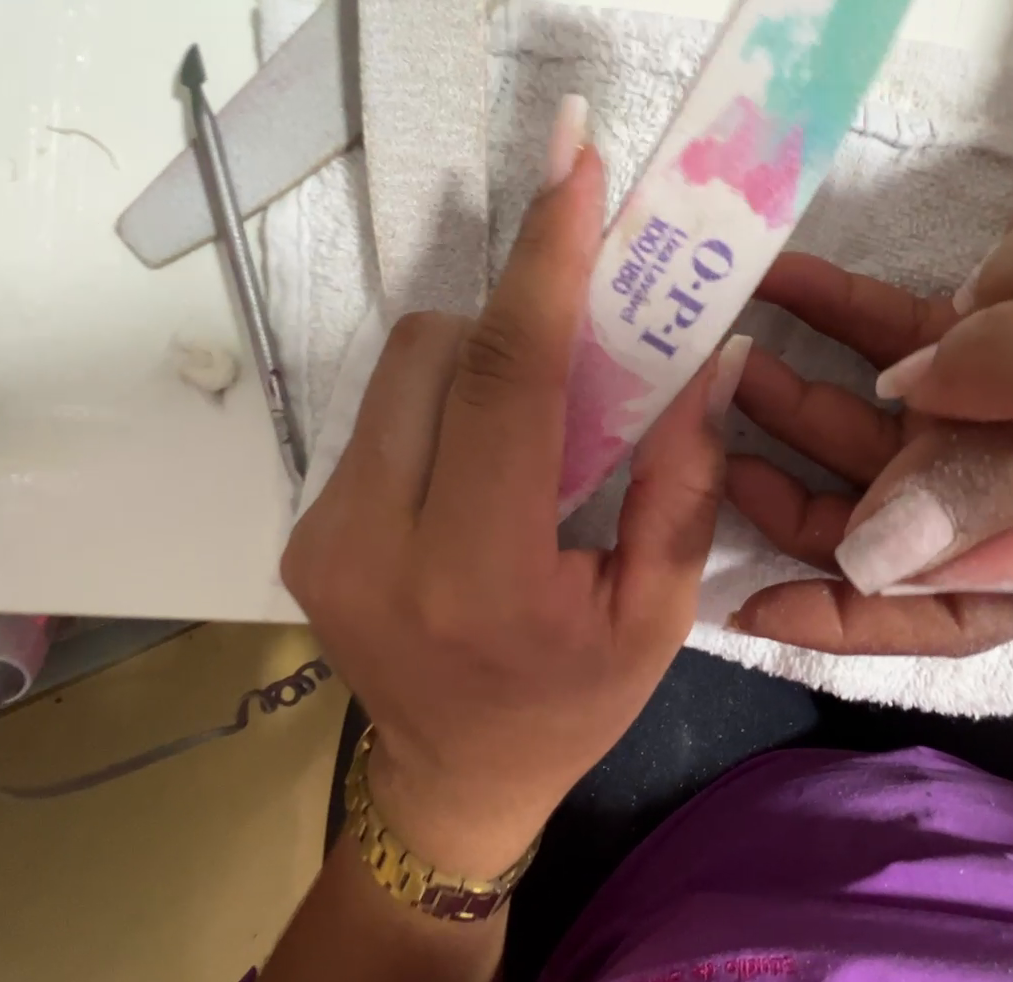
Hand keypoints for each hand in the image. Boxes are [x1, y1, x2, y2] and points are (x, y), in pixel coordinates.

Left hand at [281, 146, 736, 874]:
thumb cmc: (570, 706)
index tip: (574, 171)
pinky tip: (478, 466)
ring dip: (476, 365)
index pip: (506, 384)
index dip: (544, 267)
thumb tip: (707, 360)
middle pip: (438, 352)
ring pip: (399, 373)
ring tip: (529, 430)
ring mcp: (323, 535)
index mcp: (481, 576)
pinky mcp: (305, 531)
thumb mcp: (656, 616)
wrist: (453, 778)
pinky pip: (381, 417)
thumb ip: (683, 485)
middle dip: (513, 324)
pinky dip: (441, 410)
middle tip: (576, 358)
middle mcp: (377, 545)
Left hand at [721, 254, 1012, 655]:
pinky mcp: (965, 344)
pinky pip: (887, 332)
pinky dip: (833, 305)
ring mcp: (966, 418)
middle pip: (854, 513)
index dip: (829, 620)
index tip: (745, 607)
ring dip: (787, 389)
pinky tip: (779, 276)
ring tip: (727, 349)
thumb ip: (1005, 518)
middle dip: (778, 485)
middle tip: (711, 433)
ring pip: (855, 420)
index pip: (907, 612)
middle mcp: (977, 499)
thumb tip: (865, 562)